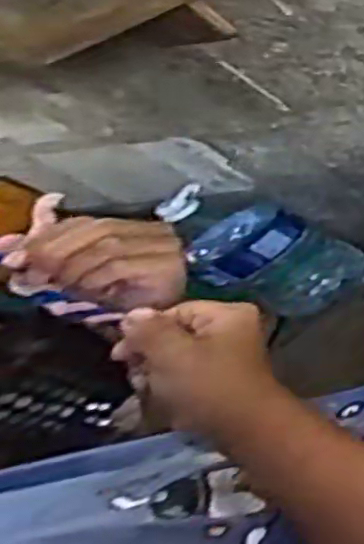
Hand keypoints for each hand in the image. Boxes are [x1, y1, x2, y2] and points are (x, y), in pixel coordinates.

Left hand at [0, 193, 187, 310]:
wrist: (146, 322)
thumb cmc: (106, 296)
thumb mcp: (69, 274)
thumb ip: (43, 255)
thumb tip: (5, 242)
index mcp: (133, 227)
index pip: (87, 221)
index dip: (47, 237)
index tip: (14, 261)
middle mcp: (156, 231)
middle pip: (100, 229)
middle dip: (56, 253)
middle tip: (33, 279)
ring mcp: (167, 247)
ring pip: (108, 247)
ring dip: (73, 269)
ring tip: (62, 288)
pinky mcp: (168, 265)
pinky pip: (118, 266)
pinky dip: (92, 280)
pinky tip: (90, 292)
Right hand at [111, 301, 284, 440]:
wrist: (238, 418)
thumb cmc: (205, 383)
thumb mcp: (171, 355)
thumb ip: (151, 332)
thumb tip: (135, 312)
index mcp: (230, 313)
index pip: (177, 310)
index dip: (145, 331)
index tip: (121, 356)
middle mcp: (234, 324)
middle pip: (175, 331)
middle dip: (149, 353)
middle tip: (140, 374)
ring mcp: (230, 346)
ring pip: (175, 352)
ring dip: (155, 370)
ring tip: (152, 386)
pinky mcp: (221, 368)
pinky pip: (185, 367)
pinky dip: (168, 379)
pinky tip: (161, 394)